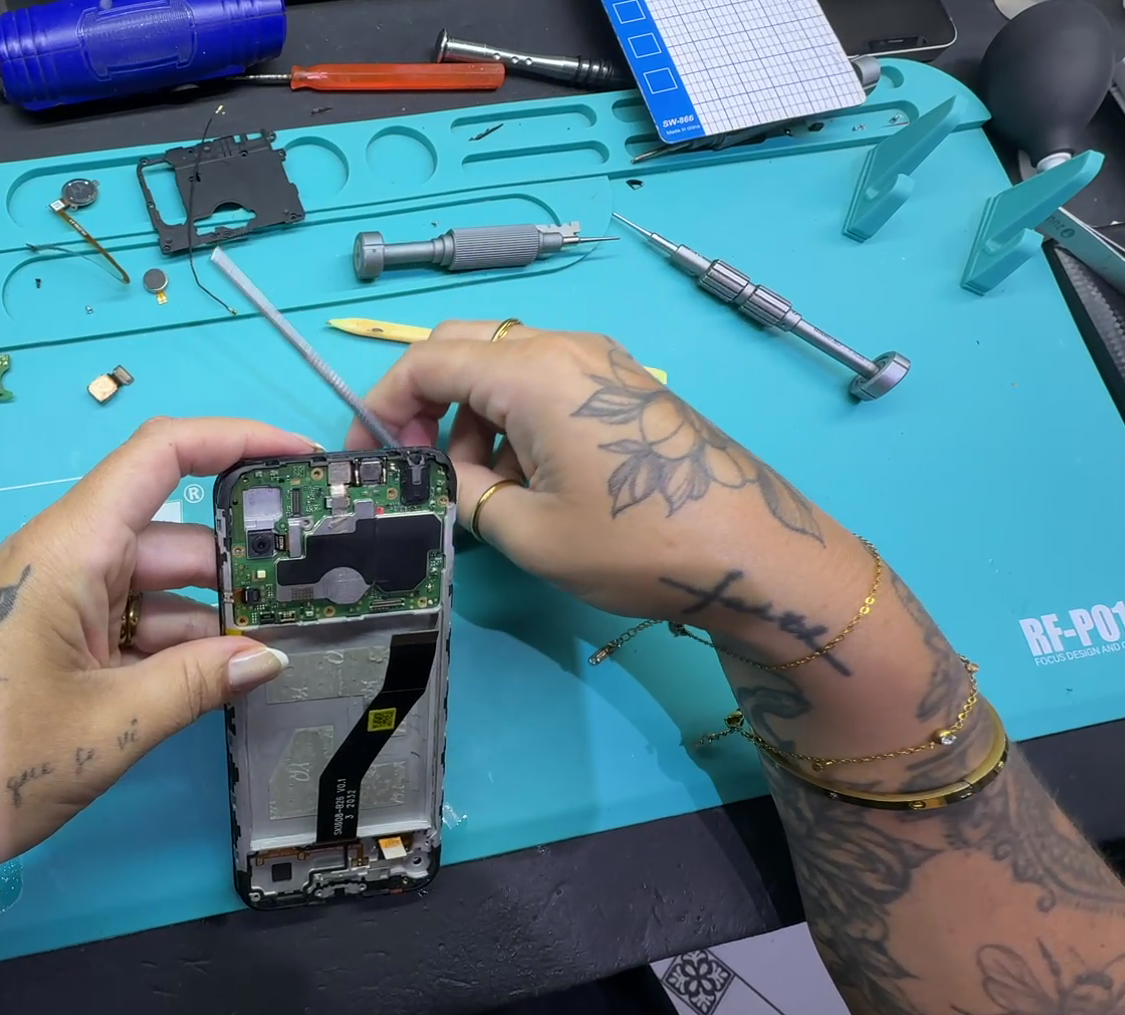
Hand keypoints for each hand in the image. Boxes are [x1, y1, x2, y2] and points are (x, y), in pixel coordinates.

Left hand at [0, 418, 305, 887]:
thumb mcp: (109, 724)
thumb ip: (198, 683)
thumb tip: (271, 657)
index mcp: (71, 548)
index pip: (161, 455)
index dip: (235, 440)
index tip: (298, 460)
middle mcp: (67, 560)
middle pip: (172, 535)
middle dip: (241, 564)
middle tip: (312, 596)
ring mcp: (60, 602)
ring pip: (158, 588)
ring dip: (214, 618)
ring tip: (281, 647)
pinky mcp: (56, 641)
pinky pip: (132, 626)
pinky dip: (177, 648)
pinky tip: (222, 679)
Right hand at [345, 322, 865, 630]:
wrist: (756, 557)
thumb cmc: (633, 545)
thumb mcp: (522, 530)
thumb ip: (459, 490)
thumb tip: (441, 472)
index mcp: (531, 373)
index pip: (426, 361)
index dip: (382, 403)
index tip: (368, 453)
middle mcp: (561, 347)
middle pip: (460, 347)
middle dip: (421, 401)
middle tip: (414, 459)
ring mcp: (595, 360)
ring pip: (497, 366)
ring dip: (467, 416)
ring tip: (478, 485)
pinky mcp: (615, 383)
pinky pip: (537, 382)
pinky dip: (507, 419)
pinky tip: (524, 474)